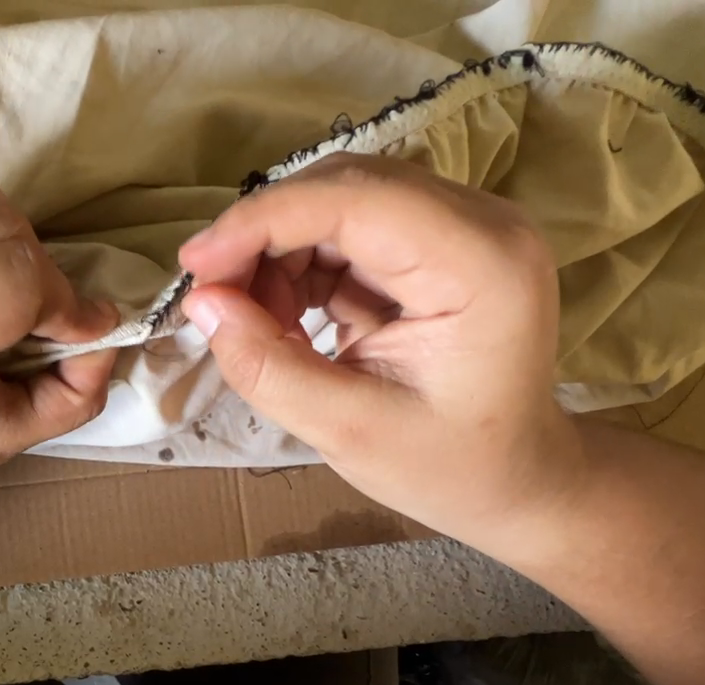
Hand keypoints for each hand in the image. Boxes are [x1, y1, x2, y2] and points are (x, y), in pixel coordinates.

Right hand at [177, 154, 582, 539]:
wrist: (510, 477)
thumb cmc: (442, 466)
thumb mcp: (345, 431)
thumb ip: (267, 367)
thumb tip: (202, 303)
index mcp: (478, 265)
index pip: (356, 200)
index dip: (263, 221)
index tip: (194, 265)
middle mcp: (477, 223)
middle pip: (344, 188)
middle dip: (263, 237)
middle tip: (213, 301)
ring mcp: (456, 229)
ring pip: (336, 204)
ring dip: (275, 256)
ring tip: (256, 326)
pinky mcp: (430, 246)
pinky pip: (343, 232)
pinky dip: (296, 270)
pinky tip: (285, 319)